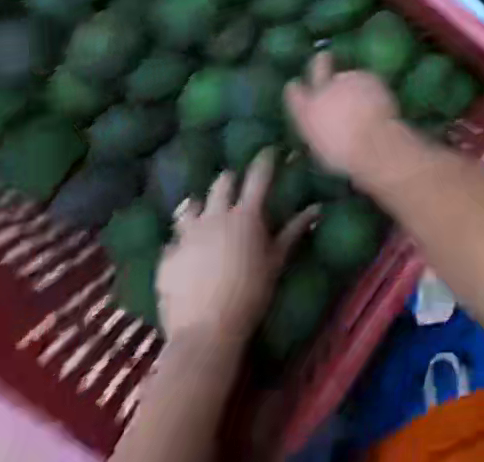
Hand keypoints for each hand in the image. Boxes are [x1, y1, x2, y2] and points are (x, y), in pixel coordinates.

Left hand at [157, 150, 314, 345]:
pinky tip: (188, 253)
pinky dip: (183, 241)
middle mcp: (214, 216)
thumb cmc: (251, 294)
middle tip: (239, 184)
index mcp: (246, 215)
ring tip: (206, 213)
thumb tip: (317, 207)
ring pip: (191, 205)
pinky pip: (173, 240)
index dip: (266, 159)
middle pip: (222, 182)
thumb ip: (294, 230)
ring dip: (201, 205)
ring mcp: (186, 236)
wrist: (206, 332)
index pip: (258, 175)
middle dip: (231, 178)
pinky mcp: (166, 257)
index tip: (271, 151)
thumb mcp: (277, 261)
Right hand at [284, 53, 406, 176]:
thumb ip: (316, 130)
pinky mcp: (367, 76)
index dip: (296, 88)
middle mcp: (323, 89)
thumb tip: (319, 128)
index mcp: (306, 110)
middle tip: (325, 59)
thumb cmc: (345, 156)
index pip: (293, 91)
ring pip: (347, 75)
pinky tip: (377, 98)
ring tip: (364, 98)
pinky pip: (366, 78)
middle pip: (318, 65)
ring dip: (352, 83)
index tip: (298, 86)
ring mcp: (346, 79)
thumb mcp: (320, 147)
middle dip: (321, 61)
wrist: (375, 143)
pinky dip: (370, 86)